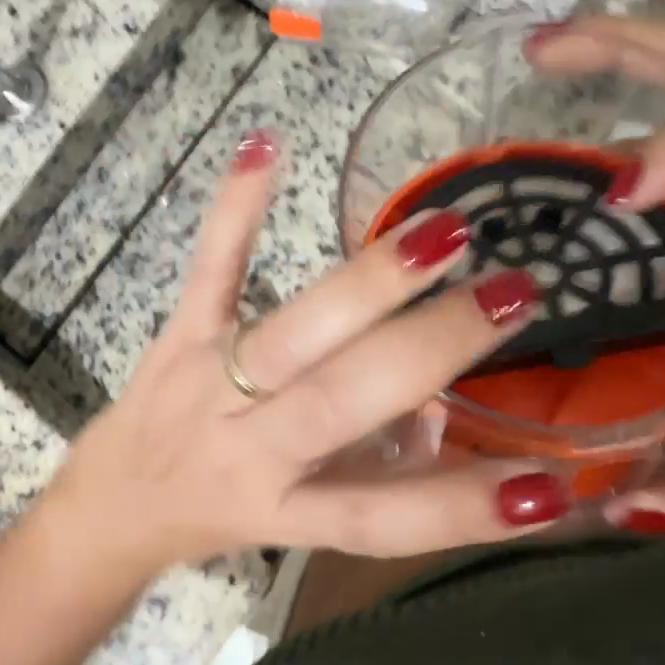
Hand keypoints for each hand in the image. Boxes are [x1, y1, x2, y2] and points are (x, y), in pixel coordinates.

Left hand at [42, 130, 570, 578]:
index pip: (383, 516)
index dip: (464, 509)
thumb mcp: (309, 518)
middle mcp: (249, 447)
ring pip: (291, 334)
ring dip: (368, 284)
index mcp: (288, 508)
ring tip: (441, 234)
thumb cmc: (226, 515)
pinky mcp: (178, 334)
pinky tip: (264, 146)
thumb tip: (442, 410)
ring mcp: (209, 381)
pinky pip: (209, 270)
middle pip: (340, 402)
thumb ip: (383, 472)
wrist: (114, 507)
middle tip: (513, 295)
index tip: (551, 486)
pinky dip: (236, 210)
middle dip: (429, 350)